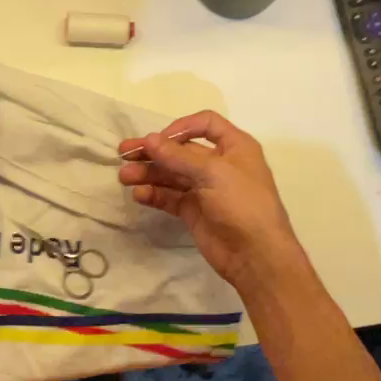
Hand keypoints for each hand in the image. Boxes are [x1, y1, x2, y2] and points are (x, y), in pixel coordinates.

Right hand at [117, 111, 305, 288]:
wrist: (256, 256)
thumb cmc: (243, 204)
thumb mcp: (213, 173)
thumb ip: (178, 156)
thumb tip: (148, 140)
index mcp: (234, 147)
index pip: (205, 124)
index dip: (180, 127)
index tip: (158, 140)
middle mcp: (219, 164)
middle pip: (181, 150)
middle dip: (153, 152)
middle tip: (123, 154)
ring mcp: (205, 189)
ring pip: (172, 174)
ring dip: (149, 173)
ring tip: (125, 177)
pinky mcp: (194, 211)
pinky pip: (170, 197)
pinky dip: (155, 194)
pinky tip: (139, 195)